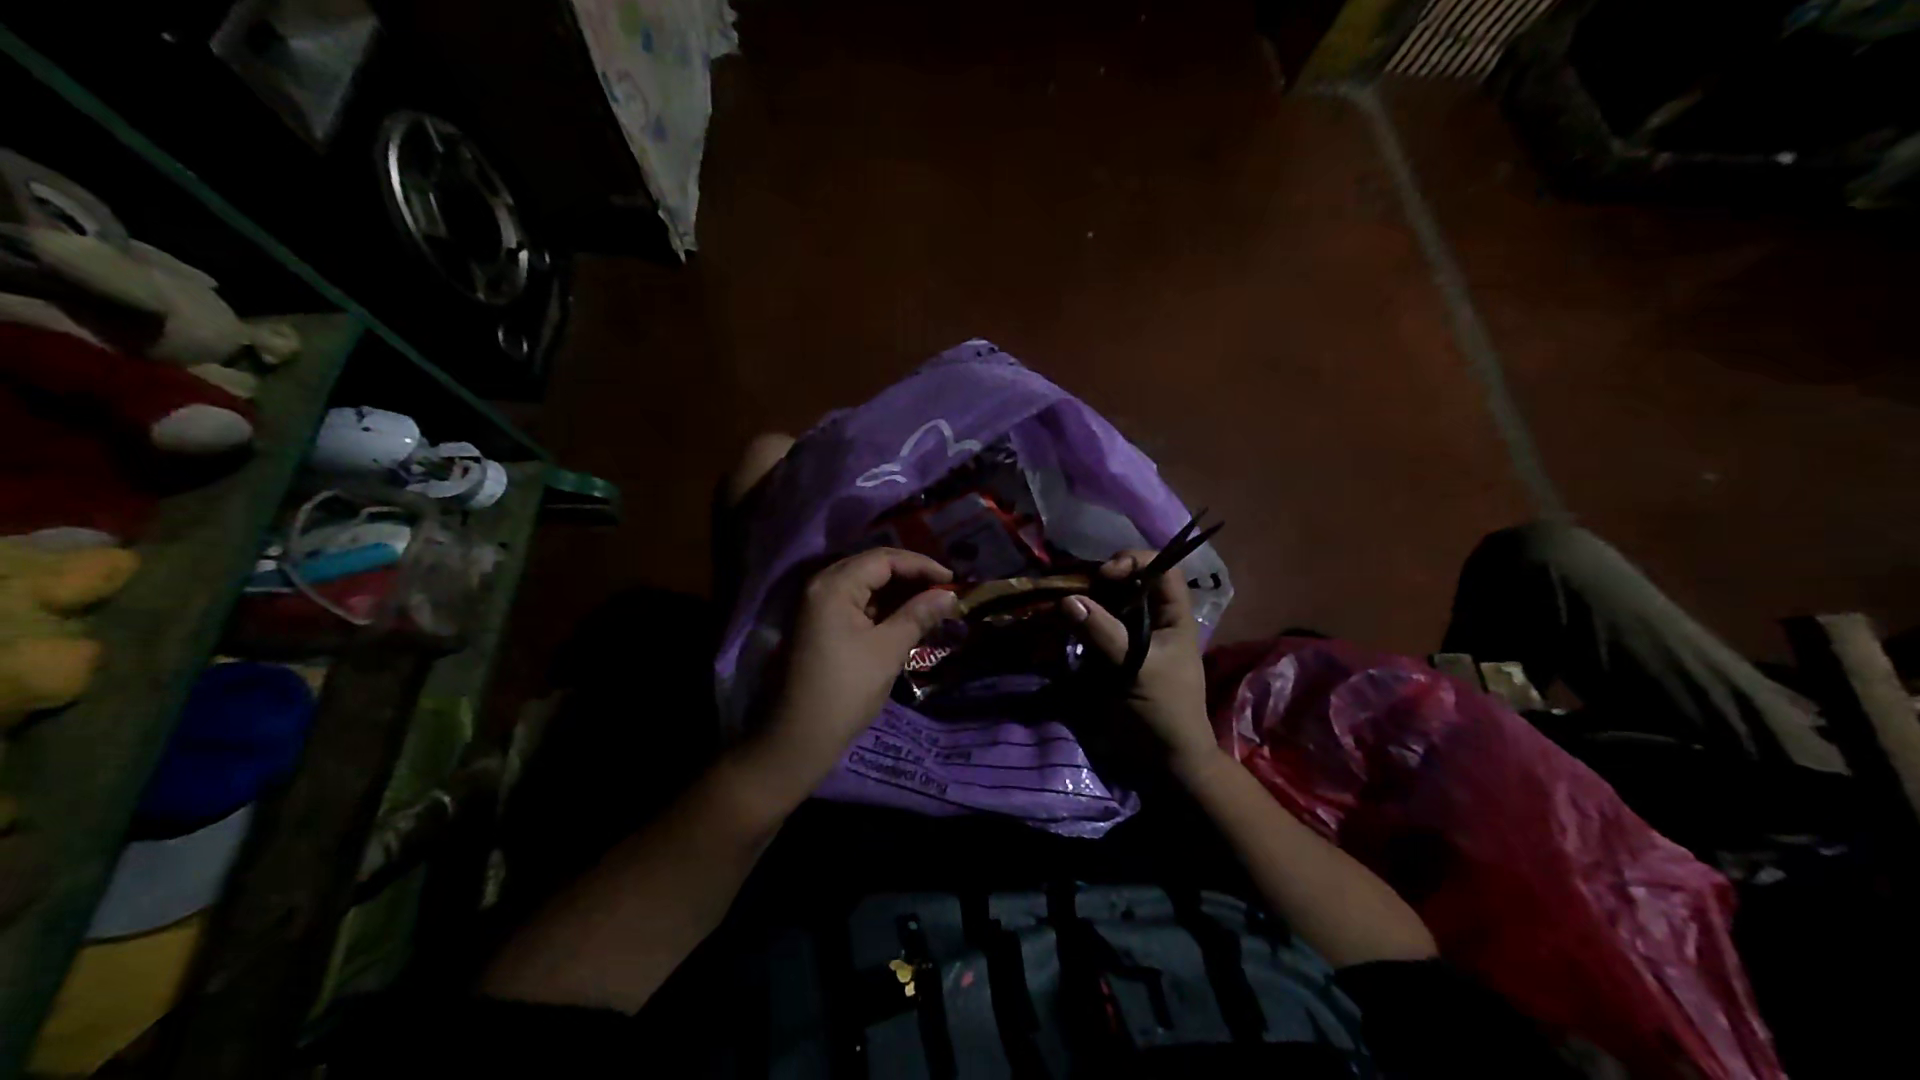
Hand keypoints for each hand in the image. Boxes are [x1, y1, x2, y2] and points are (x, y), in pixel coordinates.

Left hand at [757, 548, 956, 781]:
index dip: (921, 566)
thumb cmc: (845, 690)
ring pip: (865, 586)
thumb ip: (918, 615)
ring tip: (932, 602)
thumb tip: (950, 596)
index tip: (952, 580)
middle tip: (943, 589)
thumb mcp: (888, 650)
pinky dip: (883, 607)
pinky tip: (907, 617)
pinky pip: (856, 603)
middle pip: (872, 567)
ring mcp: (817, 606)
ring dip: (898, 591)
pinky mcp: (820, 625)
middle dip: (910, 575)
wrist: (799, 737)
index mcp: (834, 586)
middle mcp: (821, 586)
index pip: (884, 559)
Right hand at [1063, 551, 1219, 775]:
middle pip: (1127, 581)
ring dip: (1085, 599)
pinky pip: (1092, 627)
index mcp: (1174, 616)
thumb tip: (1068, 600)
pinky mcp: (1109, 654)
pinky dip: (1077, 621)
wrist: (1164, 760)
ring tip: (1062, 604)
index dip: (1134, 561)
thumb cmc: (1165, 710)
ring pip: (1106, 603)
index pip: (1160, 568)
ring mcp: (1129, 636)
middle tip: (1075, 589)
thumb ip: (1104, 632)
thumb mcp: (1138, 667)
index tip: (1106, 576)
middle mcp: (1151, 619)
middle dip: (1100, 579)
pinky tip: (1060, 621)